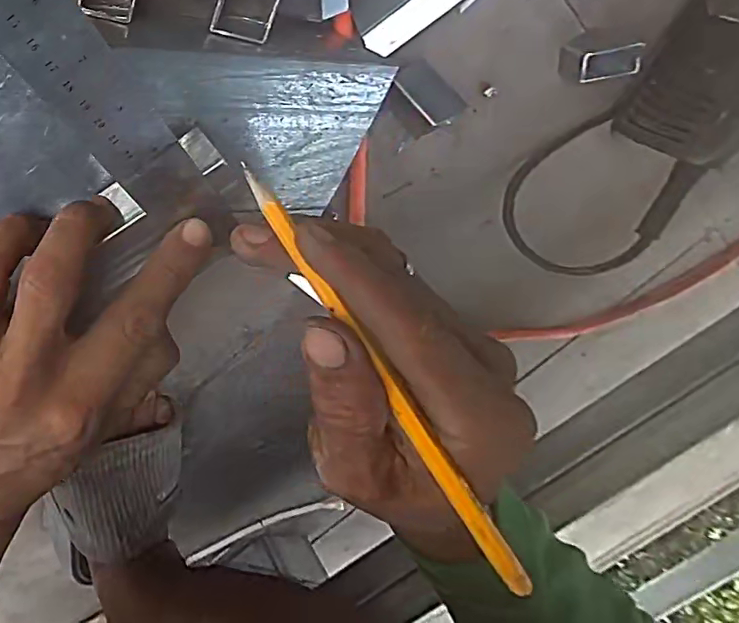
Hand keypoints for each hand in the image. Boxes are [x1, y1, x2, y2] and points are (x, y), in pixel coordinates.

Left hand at [0, 202, 215, 599]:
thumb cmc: (43, 448)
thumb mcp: (104, 423)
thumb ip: (139, 368)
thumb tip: (159, 302)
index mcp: (75, 399)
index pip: (131, 323)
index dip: (168, 270)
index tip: (193, 229)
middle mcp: (20, 376)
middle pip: (48, 278)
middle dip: (76, 227)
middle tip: (90, 212)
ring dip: (12, 233)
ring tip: (30, 230)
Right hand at [231, 218, 534, 562]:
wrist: (436, 500)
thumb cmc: (393, 492)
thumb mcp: (354, 472)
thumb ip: (343, 408)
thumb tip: (321, 331)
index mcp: (476, 413)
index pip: (412, 330)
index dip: (356, 279)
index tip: (303, 240)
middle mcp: (483, 363)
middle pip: (399, 288)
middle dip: (324, 252)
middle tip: (256, 237)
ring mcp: (467, 336)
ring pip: (395, 270)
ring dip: (328, 245)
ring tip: (266, 238)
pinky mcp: (443, 319)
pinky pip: (391, 272)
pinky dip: (341, 252)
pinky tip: (301, 246)